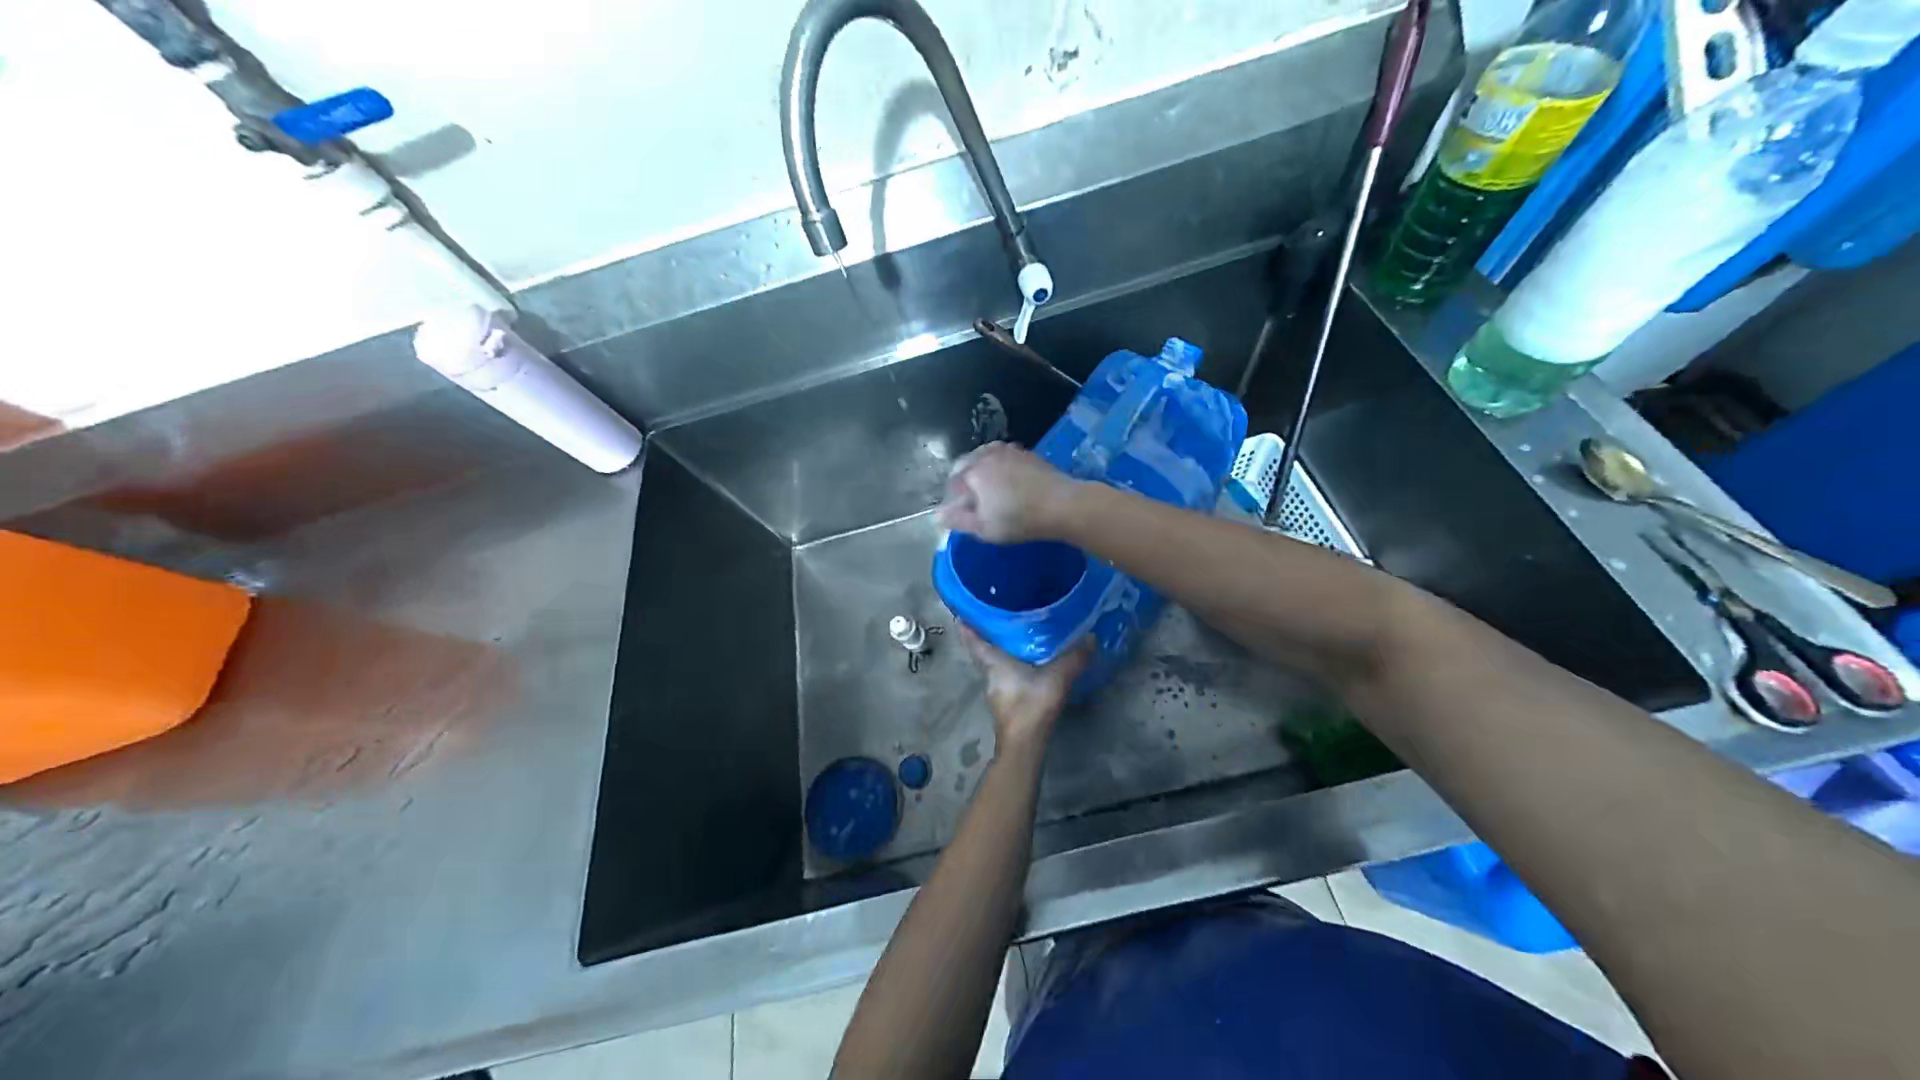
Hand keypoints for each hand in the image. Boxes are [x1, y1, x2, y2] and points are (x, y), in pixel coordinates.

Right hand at [938, 442, 1080, 543]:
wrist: (1062, 505)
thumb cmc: (1018, 519)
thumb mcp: (983, 527)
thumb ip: (957, 520)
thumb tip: (936, 515)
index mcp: (973, 471)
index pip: (952, 482)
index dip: (953, 498)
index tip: (960, 513)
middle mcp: (987, 455)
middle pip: (966, 464)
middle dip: (965, 480)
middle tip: (974, 502)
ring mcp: (1009, 451)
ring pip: (985, 457)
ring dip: (982, 470)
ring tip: (990, 491)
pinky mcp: (1027, 453)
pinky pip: (1005, 457)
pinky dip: (1001, 468)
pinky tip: (1010, 483)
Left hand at [957, 623, 1090, 752]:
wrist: (1023, 745)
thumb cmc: (1031, 704)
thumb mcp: (1057, 677)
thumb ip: (1074, 658)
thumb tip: (1091, 638)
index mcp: (992, 663)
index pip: (972, 640)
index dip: (966, 626)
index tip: (962, 612)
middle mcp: (989, 675)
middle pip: (982, 653)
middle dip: (987, 637)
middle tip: (997, 619)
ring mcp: (995, 693)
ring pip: (993, 667)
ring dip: (1000, 655)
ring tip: (1014, 639)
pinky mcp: (1004, 705)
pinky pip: (1004, 680)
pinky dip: (1010, 670)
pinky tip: (1025, 667)